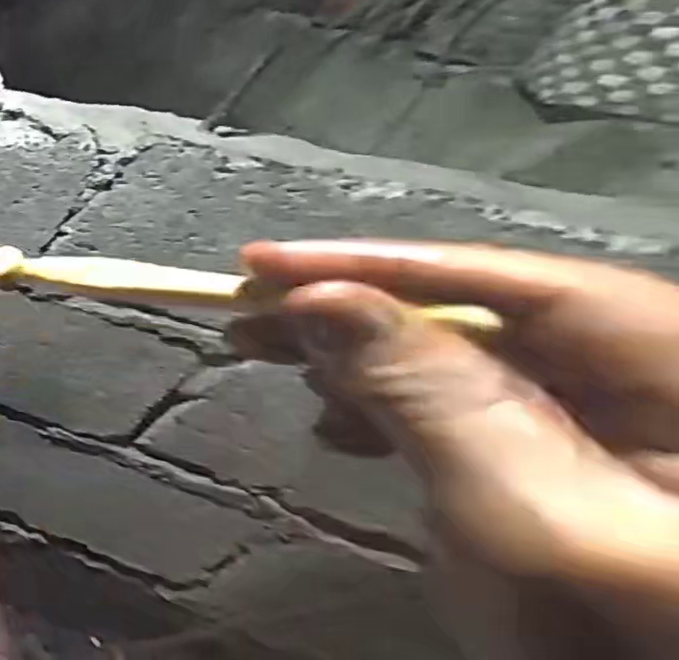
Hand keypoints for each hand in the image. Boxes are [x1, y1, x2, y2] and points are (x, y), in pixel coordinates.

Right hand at [231, 240, 678, 659]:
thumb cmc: (621, 633)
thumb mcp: (528, 520)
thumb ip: (433, 398)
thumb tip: (316, 298)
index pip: (517, 285)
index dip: (380, 264)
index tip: (261, 262)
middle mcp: (660, 394)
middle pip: (477, 318)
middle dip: (350, 311)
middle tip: (247, 309)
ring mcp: (620, 437)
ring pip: (458, 360)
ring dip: (354, 356)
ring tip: (277, 361)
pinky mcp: (572, 476)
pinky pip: (460, 410)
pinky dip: (384, 406)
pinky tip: (339, 424)